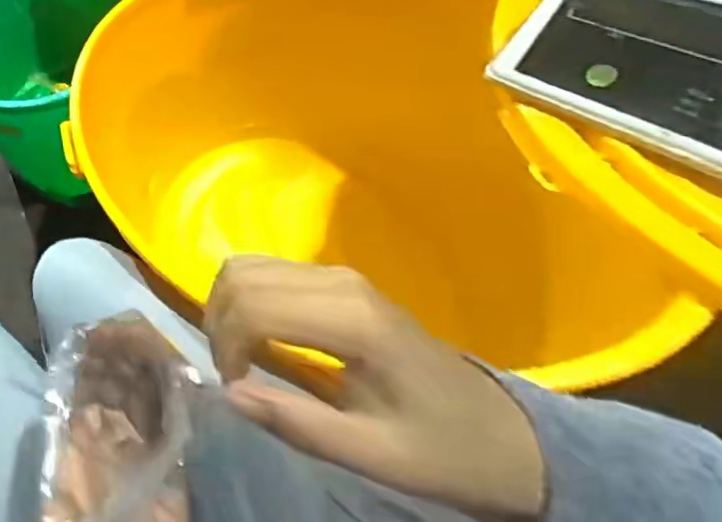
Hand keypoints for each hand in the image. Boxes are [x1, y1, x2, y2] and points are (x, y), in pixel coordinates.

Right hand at [204, 258, 546, 517]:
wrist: (503, 432)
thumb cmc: (443, 449)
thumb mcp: (375, 456)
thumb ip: (299, 425)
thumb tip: (229, 394)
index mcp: (353, 321)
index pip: (257, 307)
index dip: (227, 344)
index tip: (234, 386)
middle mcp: (338, 281)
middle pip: (243, 276)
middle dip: (219, 321)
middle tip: (229, 371)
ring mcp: (336, 272)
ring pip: (247, 264)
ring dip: (225, 304)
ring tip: (236, 353)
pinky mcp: (333, 276)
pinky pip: (265, 269)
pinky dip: (243, 296)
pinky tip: (254, 334)